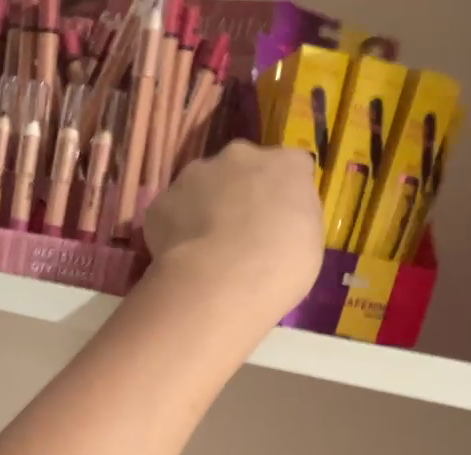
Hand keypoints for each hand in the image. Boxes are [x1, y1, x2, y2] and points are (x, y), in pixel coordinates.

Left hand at [142, 141, 324, 322]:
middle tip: (236, 236)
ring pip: (199, 188)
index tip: (275, 224)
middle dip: (237, 196)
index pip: (290, 169)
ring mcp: (195, 175)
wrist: (219, 282)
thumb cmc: (279, 268)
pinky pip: (169, 214)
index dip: (280, 197)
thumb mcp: (309, 245)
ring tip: (202, 251)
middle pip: (240, 170)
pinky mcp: (160, 201)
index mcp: (286, 164)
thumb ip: (294, 220)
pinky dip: (172, 233)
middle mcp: (239, 155)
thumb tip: (279, 221)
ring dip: (201, 210)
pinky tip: (178, 260)